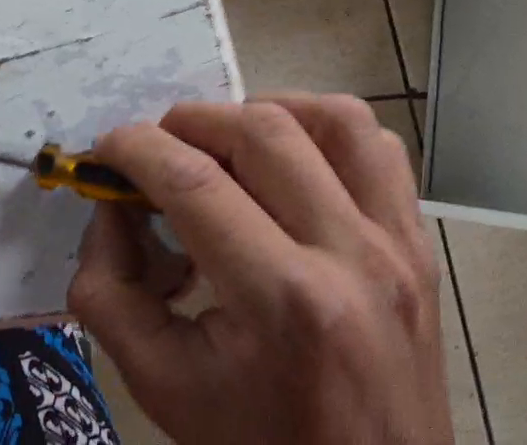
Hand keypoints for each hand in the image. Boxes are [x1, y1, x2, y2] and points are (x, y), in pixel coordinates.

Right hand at [69, 97, 451, 444]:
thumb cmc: (254, 444)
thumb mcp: (154, 378)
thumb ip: (108, 282)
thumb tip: (113, 205)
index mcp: (282, 300)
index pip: (192, 181)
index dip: (134, 148)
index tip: (106, 153)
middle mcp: (351, 257)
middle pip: (259, 131)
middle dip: (187, 123)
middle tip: (157, 154)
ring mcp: (398, 247)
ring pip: (332, 119)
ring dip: (260, 114)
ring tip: (224, 149)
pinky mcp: (420, 246)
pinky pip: (378, 148)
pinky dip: (324, 131)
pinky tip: (287, 165)